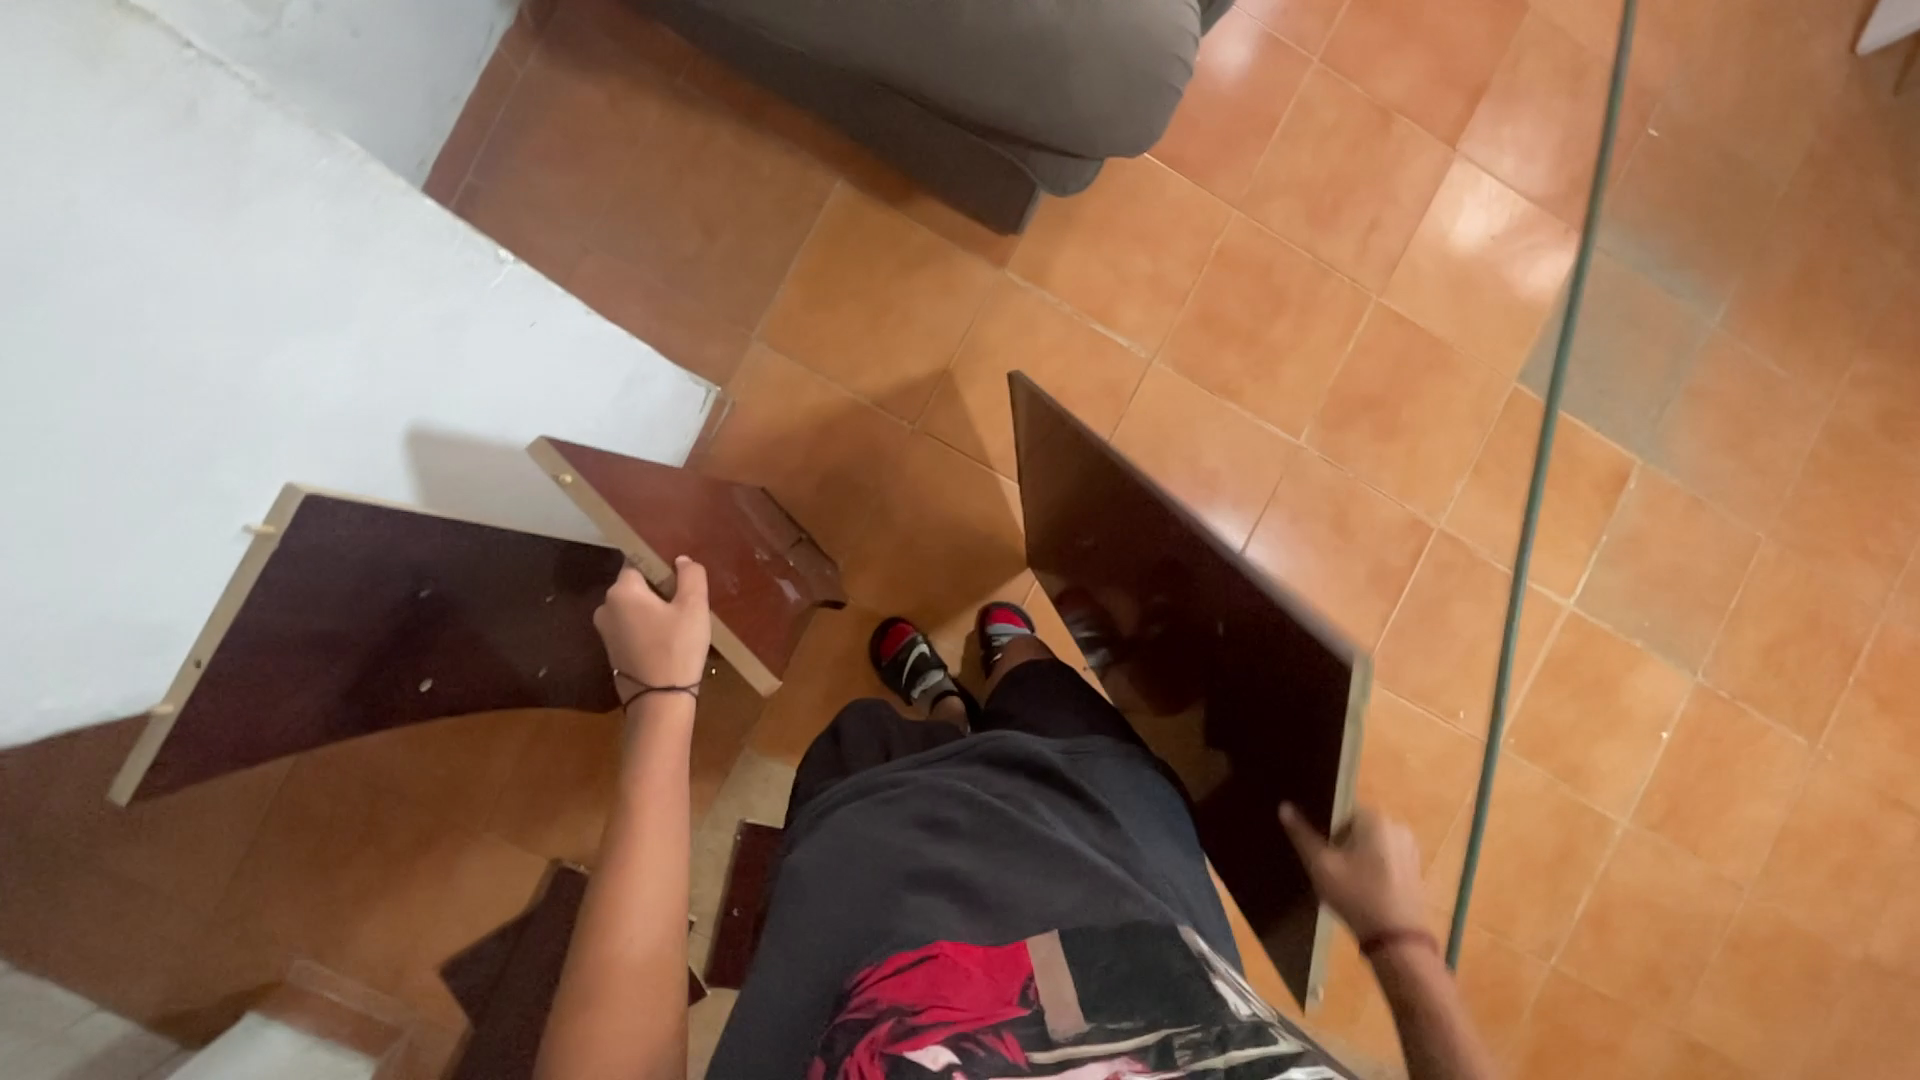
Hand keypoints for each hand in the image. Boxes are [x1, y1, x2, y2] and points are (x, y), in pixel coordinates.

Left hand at [593, 557, 710, 689]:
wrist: (660, 699)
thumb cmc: (677, 647)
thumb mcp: (694, 606)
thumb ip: (691, 575)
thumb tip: (681, 560)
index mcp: (622, 591)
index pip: (639, 563)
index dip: (661, 566)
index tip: (682, 578)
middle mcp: (606, 607)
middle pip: (635, 587)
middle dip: (659, 590)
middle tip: (686, 602)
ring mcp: (605, 632)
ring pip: (634, 609)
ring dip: (654, 611)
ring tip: (680, 623)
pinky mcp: (612, 651)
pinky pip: (632, 628)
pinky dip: (647, 629)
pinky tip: (668, 640)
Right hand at [1279, 803, 1425, 940]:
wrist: (1398, 940)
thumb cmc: (1356, 896)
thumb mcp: (1320, 865)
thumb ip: (1302, 834)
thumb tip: (1284, 806)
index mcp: (1375, 819)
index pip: (1339, 813)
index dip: (1327, 834)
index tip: (1324, 856)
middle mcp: (1396, 826)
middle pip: (1356, 827)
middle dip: (1343, 845)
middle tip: (1333, 871)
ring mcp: (1410, 847)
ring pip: (1370, 843)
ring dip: (1357, 857)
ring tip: (1348, 883)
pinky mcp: (1416, 867)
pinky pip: (1386, 857)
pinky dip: (1374, 867)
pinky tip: (1366, 889)